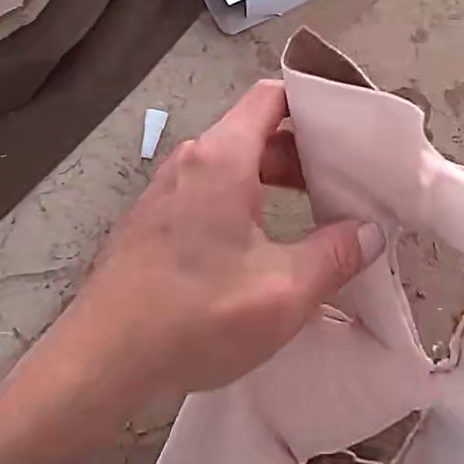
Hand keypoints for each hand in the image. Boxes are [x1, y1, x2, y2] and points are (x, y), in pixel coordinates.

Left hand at [26, 81, 383, 437]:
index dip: (312, 100)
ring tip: (311, 211)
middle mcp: (192, 160)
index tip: (346, 124)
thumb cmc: (193, 317)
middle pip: (257, 129)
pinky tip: (260, 241)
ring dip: (275, 176)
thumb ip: (335, 256)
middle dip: (303, 149)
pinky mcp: (153, 219)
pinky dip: (245, 196)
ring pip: (234, 161)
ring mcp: (167, 189)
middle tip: (340, 179)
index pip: (272, 96)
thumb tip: (370, 232)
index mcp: (222, 158)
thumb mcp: (283, 292)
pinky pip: (210, 187)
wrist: (94, 367)